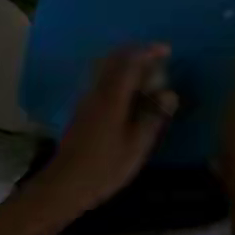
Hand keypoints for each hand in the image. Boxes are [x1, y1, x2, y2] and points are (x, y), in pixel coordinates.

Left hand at [32, 45, 177, 218]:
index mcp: (111, 98)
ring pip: (106, 72)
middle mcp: (96, 93)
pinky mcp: (82, 113)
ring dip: (127, 68)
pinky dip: (118, 82)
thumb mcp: (136, 146)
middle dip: (136, 55)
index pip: (129, 62)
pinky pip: (102, 86)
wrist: (65, 184)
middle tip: (158, 62)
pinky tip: (131, 98)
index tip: (167, 50)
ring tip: (149, 80)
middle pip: (114, 61)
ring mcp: (86, 102)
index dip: (148, 52)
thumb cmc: (104, 167)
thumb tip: (169, 93)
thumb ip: (153, 117)